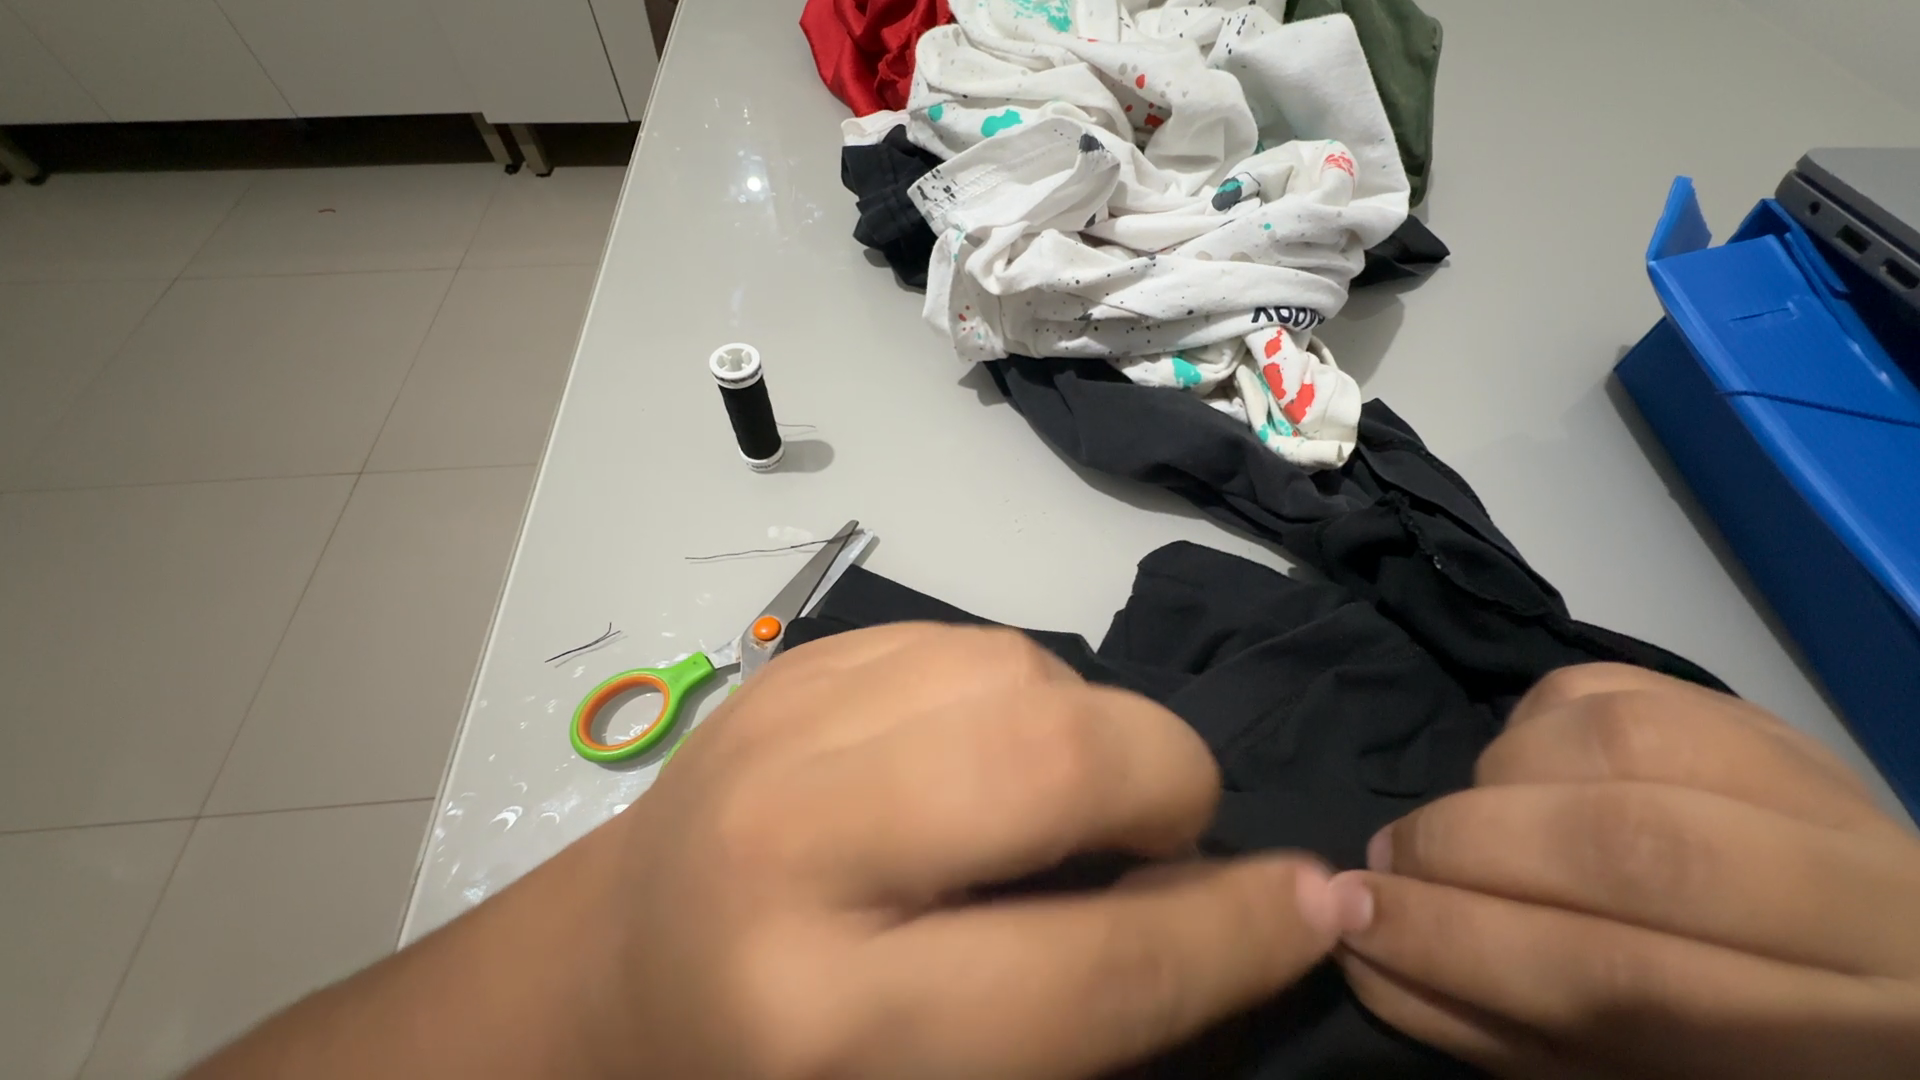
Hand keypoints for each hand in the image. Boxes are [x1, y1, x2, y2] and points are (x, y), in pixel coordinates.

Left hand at [587, 623, 1338, 1078]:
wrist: (616, 965)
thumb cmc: (779, 1064)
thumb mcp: (938, 1076)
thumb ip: (1091, 997)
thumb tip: (1242, 900)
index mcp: (834, 1020)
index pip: (1095, 965)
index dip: (1235, 932)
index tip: (1314, 898)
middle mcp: (800, 847)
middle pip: (1054, 758)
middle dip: (1163, 781)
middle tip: (1160, 829)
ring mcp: (786, 727)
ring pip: (1020, 669)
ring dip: (1084, 727)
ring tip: (1054, 792)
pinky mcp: (794, 667)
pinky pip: (966, 640)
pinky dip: (1016, 690)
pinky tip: (980, 746)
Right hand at [1323, 663, 1919, 1077]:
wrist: (1869, 971)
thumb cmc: (1729, 1049)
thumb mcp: (1621, 1075)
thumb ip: (1488, 1023)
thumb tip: (1358, 949)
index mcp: (1844, 1045)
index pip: (1624, 984)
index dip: (1461, 943)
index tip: (1355, 918)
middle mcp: (1873, 906)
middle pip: (1630, 844)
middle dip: (1463, 846)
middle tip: (1390, 858)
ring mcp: (1822, 789)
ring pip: (1622, 740)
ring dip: (1496, 781)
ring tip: (1465, 823)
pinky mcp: (1764, 721)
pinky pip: (1616, 690)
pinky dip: (1532, 725)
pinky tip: (1525, 772)